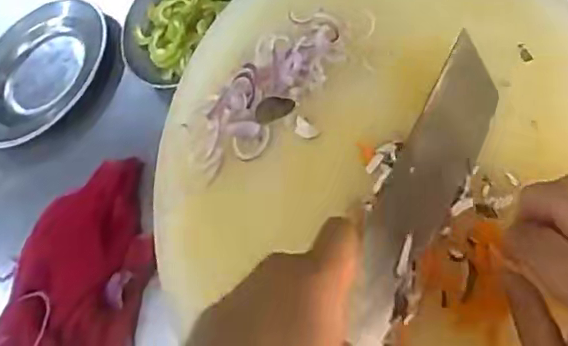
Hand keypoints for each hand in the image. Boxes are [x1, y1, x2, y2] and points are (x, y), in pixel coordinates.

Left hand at [186, 217, 358, 345]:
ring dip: (278, 312)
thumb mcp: (339, 342)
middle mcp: (274, 272)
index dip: (352, 245)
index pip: (342, 232)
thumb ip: (357, 331)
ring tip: (288, 344)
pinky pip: (237, 315)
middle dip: (313, 295)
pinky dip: (248, 330)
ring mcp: (232, 295)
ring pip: (267, 290)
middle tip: (323, 333)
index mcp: (315, 280)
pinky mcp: (201, 323)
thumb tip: (366, 329)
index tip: (360, 263)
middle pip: (302, 267)